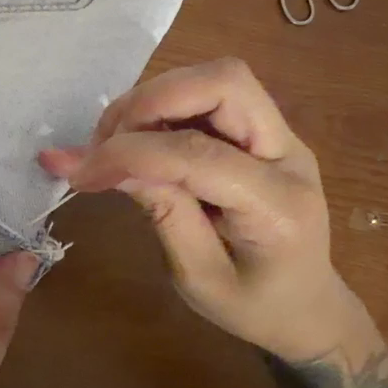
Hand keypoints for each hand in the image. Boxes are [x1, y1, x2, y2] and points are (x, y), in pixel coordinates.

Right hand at [38, 57, 366, 361]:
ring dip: (152, 99)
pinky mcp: (261, 131)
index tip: (81, 172)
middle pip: (224, 82)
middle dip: (152, 100)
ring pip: (214, 79)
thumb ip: (163, 215)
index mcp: (278, 207)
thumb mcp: (199, 279)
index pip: (197, 153)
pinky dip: (162, 106)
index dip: (130, 153)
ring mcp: (279, 136)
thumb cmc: (255, 307)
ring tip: (111, 142)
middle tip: (104, 141)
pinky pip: (208, 95)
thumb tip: (112, 165)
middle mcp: (288, 155)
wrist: (307, 308)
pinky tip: (135, 139)